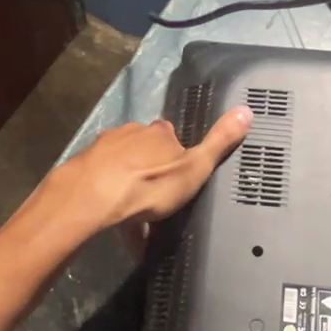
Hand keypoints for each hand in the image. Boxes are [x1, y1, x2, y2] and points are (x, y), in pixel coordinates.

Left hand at [43, 106, 252, 234]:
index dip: (176, 156)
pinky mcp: (83, 167)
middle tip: (155, 200)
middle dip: (149, 171)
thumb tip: (247, 110)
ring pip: (121, 166)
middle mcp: (130, 132)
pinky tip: (113, 220)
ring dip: (128, 185)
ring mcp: (103, 148)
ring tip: (134, 216)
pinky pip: (102, 182)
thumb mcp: (194, 168)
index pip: (171, 137)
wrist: (91, 198)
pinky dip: (109, 197)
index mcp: (159, 132)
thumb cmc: (149, 185)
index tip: (178, 178)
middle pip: (144, 150)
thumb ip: (219, 142)